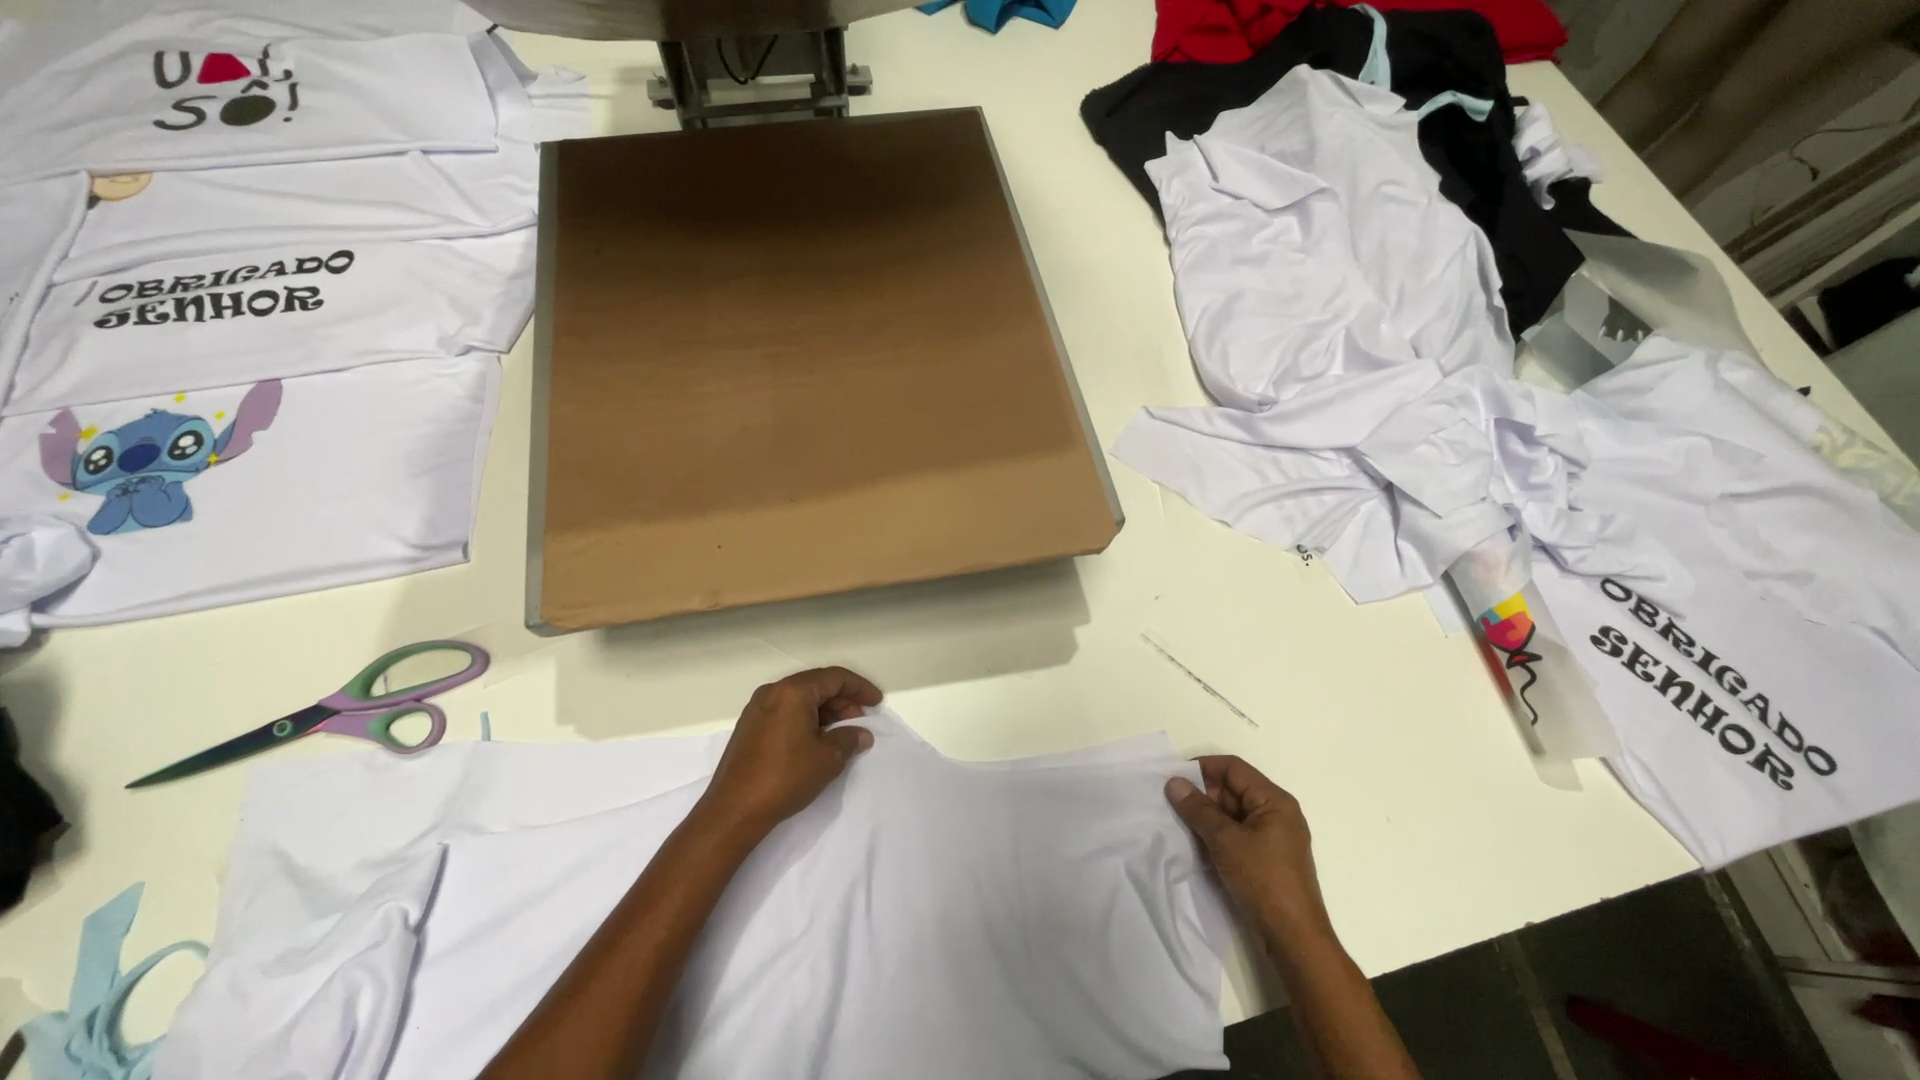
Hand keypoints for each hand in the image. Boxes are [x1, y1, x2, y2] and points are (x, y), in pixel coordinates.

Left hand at [698, 667, 882, 839]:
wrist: (734, 809)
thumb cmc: (785, 777)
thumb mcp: (828, 758)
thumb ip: (849, 738)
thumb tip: (862, 734)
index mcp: (792, 692)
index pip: (834, 678)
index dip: (859, 687)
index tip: (876, 702)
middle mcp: (772, 692)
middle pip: (815, 685)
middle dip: (842, 699)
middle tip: (861, 719)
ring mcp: (757, 709)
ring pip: (799, 699)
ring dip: (824, 710)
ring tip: (842, 731)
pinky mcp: (749, 727)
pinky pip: (785, 711)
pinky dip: (806, 718)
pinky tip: (817, 739)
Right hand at [1166, 756, 1332, 947]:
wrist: (1293, 936)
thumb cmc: (1263, 880)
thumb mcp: (1226, 841)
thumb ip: (1198, 809)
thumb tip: (1174, 783)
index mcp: (1274, 801)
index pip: (1234, 768)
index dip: (1203, 767)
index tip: (1173, 776)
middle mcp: (1276, 813)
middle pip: (1233, 789)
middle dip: (1202, 793)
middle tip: (1170, 802)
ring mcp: (1272, 838)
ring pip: (1232, 814)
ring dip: (1206, 816)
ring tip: (1176, 821)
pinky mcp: (1265, 859)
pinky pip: (1236, 835)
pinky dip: (1215, 835)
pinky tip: (1193, 842)